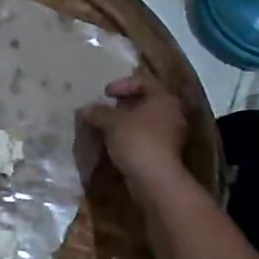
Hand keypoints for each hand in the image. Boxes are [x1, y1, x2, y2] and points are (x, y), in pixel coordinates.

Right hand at [83, 71, 191, 193]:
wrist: (154, 177)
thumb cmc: (136, 140)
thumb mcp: (111, 122)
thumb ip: (98, 112)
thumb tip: (86, 109)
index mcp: (164, 99)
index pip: (144, 81)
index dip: (122, 84)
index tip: (105, 94)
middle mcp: (172, 113)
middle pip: (146, 101)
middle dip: (124, 103)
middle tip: (106, 108)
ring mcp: (171, 133)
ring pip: (146, 120)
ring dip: (126, 121)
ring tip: (107, 126)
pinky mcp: (165, 151)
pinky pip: (146, 136)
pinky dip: (131, 135)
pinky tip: (115, 142)